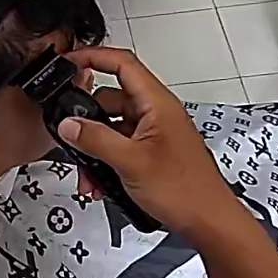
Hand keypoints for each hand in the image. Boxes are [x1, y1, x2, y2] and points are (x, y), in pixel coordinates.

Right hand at [56, 46, 253, 243]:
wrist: (208, 220)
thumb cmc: (186, 190)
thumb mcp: (131, 162)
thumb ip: (96, 140)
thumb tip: (70, 124)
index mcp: (158, 104)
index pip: (122, 64)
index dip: (93, 56)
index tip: (69, 61)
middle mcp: (158, 114)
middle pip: (112, 100)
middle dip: (88, 121)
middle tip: (71, 135)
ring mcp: (155, 135)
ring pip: (114, 129)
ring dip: (96, 148)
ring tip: (90, 173)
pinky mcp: (154, 154)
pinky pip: (122, 148)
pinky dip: (107, 162)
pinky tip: (102, 182)